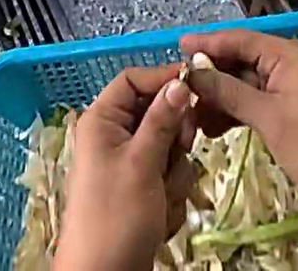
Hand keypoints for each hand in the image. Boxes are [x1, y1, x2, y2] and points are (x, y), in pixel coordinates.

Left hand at [54, 67, 197, 270]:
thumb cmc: (115, 216)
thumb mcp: (141, 163)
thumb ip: (162, 120)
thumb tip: (180, 82)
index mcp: (103, 119)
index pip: (133, 80)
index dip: (161, 79)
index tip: (195, 85)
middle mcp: (114, 135)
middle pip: (156, 113)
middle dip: (173, 136)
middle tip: (180, 150)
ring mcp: (129, 164)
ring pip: (168, 147)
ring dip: (173, 173)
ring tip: (162, 196)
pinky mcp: (142, 190)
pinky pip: (168, 176)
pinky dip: (170, 195)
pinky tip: (160, 217)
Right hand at [182, 29, 297, 224]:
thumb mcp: (270, 119)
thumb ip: (229, 92)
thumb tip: (193, 72)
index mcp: (286, 54)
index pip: (237, 39)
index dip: (206, 43)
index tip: (176, 47)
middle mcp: (289, 62)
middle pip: (240, 59)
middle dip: (210, 74)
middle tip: (179, 88)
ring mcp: (294, 85)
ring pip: (247, 82)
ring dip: (222, 96)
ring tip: (192, 114)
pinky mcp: (297, 107)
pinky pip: (260, 99)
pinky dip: (239, 110)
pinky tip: (216, 126)